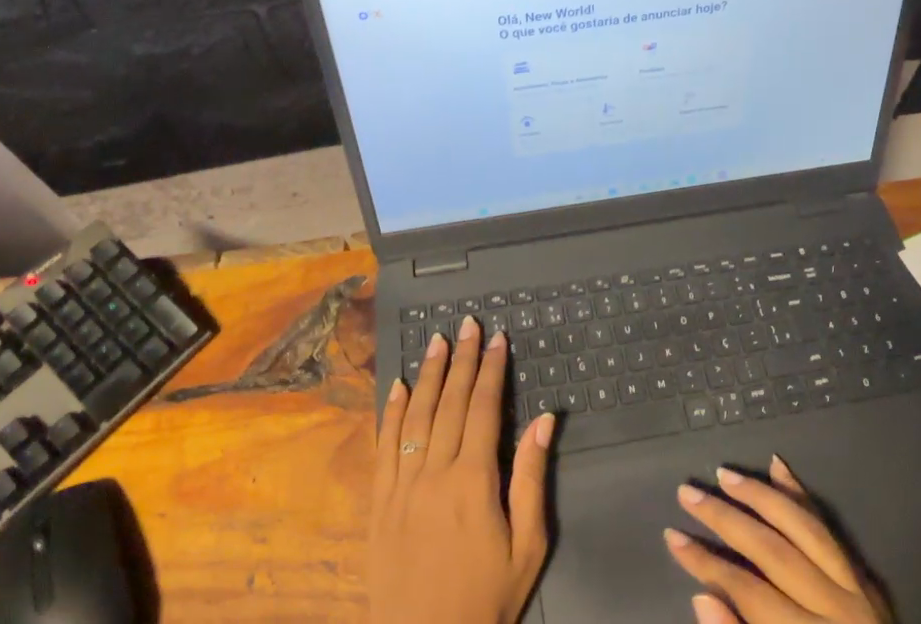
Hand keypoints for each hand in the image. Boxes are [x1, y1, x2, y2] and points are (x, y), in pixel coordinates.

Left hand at [371, 317, 556, 623]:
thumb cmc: (487, 596)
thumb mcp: (528, 544)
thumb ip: (532, 478)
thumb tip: (543, 419)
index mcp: (473, 480)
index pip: (483, 409)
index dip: (491, 370)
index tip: (497, 338)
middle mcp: (433, 472)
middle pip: (448, 402)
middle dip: (461, 359)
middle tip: (467, 324)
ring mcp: (400, 485)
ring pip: (414, 415)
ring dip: (426, 374)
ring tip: (436, 340)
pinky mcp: (378, 502)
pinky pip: (383, 445)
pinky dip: (391, 411)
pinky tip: (397, 386)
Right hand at [665, 456, 892, 623]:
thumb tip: (702, 597)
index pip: (748, 591)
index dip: (707, 563)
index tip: (672, 537)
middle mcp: (836, 609)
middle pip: (773, 551)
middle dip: (726, 519)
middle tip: (688, 493)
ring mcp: (856, 591)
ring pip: (804, 528)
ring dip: (762, 497)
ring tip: (725, 474)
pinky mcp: (867, 581)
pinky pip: (831, 530)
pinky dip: (803, 497)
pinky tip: (778, 467)